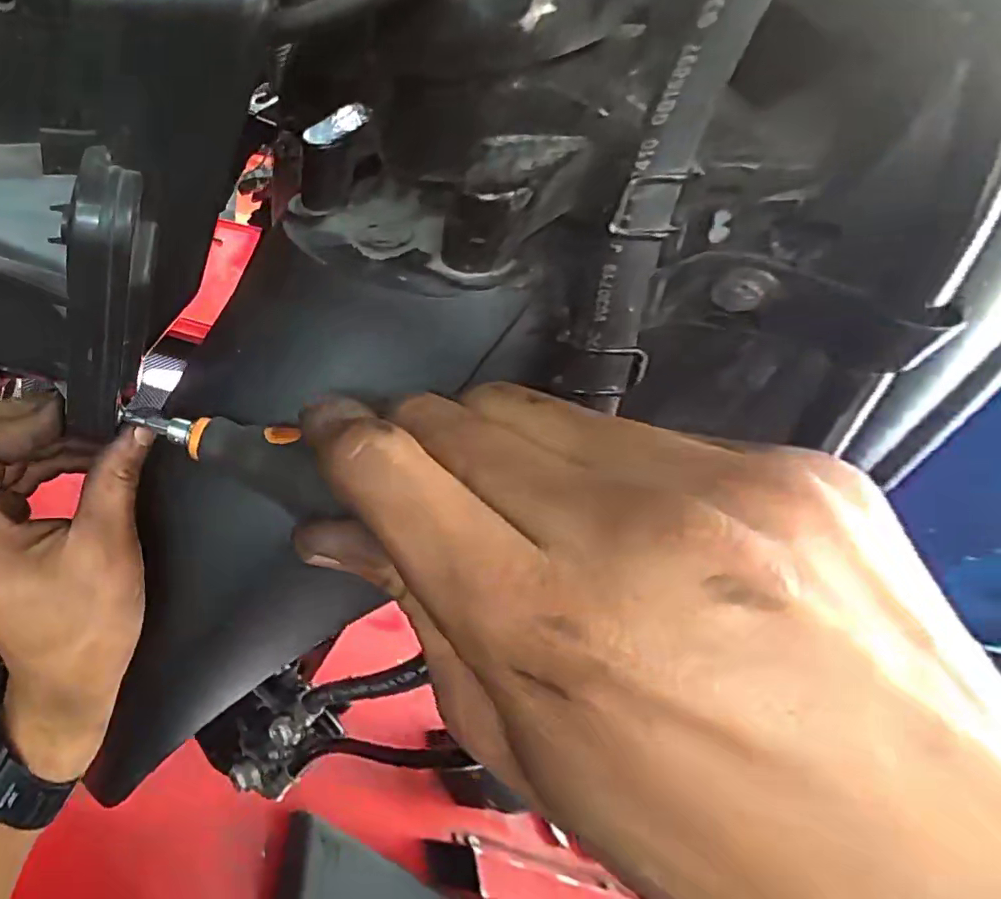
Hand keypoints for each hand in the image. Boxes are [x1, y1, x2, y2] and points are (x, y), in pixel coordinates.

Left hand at [0, 394, 154, 781]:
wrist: (66, 689)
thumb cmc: (82, 635)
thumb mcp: (104, 552)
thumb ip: (114, 480)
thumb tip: (136, 428)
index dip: (23, 418)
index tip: (74, 417)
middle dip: (32, 422)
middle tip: (85, 418)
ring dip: (44, 439)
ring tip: (96, 437)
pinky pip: (6, 472)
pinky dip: (43, 459)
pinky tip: (83, 455)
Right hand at [295, 384, 1000, 898]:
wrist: (956, 872)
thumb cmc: (692, 826)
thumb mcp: (506, 731)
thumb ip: (410, 605)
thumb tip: (331, 534)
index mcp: (540, 617)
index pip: (386, 466)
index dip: (335, 435)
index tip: (319, 428)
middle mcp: (624, 530)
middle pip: (446, 416)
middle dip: (406, 440)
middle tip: (412, 485)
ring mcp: (718, 486)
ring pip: (520, 404)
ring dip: (486, 444)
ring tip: (513, 505)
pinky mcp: (788, 465)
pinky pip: (618, 427)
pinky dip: (581, 461)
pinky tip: (619, 520)